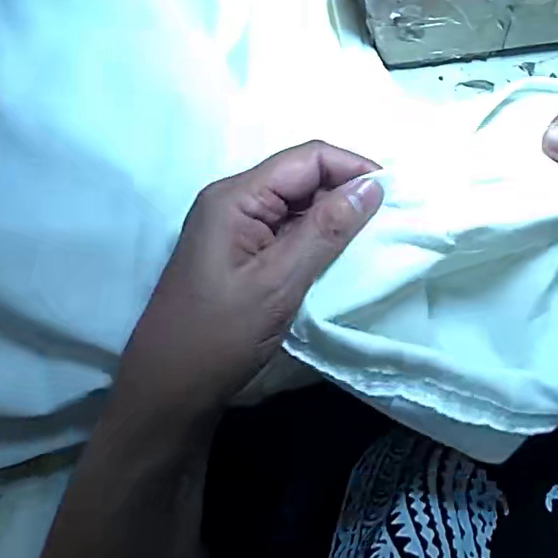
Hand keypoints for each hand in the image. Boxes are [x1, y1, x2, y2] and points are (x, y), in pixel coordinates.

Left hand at [116, 141, 383, 420]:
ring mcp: (236, 227)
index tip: (392, 193)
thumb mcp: (280, 282)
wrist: (166, 397)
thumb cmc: (217, 338)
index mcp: (236, 197)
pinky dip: (318, 236)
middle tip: (386, 220)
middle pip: (302, 176)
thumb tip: (373, 185)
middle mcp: (234, 201)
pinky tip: (340, 255)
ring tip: (371, 237)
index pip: (307, 159)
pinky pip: (288, 228)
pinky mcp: (242, 251)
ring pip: (298, 202)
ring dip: (335, 215)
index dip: (352, 167)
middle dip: (346, 190)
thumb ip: (327, 229)